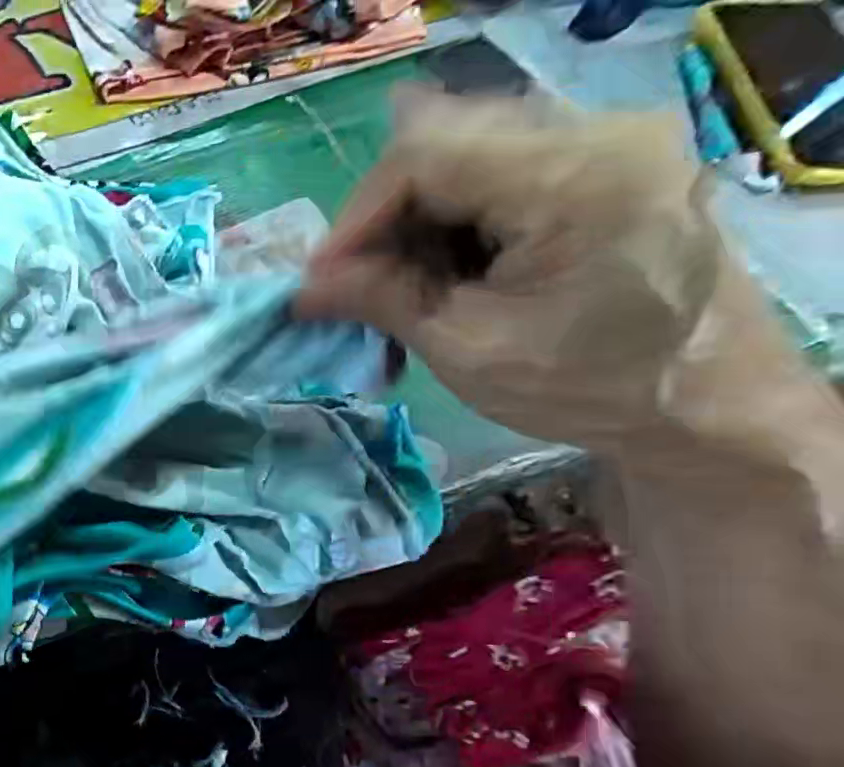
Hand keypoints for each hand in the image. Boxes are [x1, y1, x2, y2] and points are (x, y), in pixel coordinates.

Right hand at [297, 90, 750, 449]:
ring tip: (388, 288)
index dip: (356, 217)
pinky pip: (487, 178)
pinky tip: (430, 276)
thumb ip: (382, 299)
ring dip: (405, 226)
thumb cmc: (584, 383)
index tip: (323, 282)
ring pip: (457, 161)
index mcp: (578, 176)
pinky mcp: (595, 169)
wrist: (699, 396)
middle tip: (351, 286)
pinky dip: (440, 227)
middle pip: (440, 148)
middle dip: (378, 222)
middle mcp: (598, 135)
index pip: (425, 156)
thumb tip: (302, 290)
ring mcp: (601, 147)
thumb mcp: (465, 347)